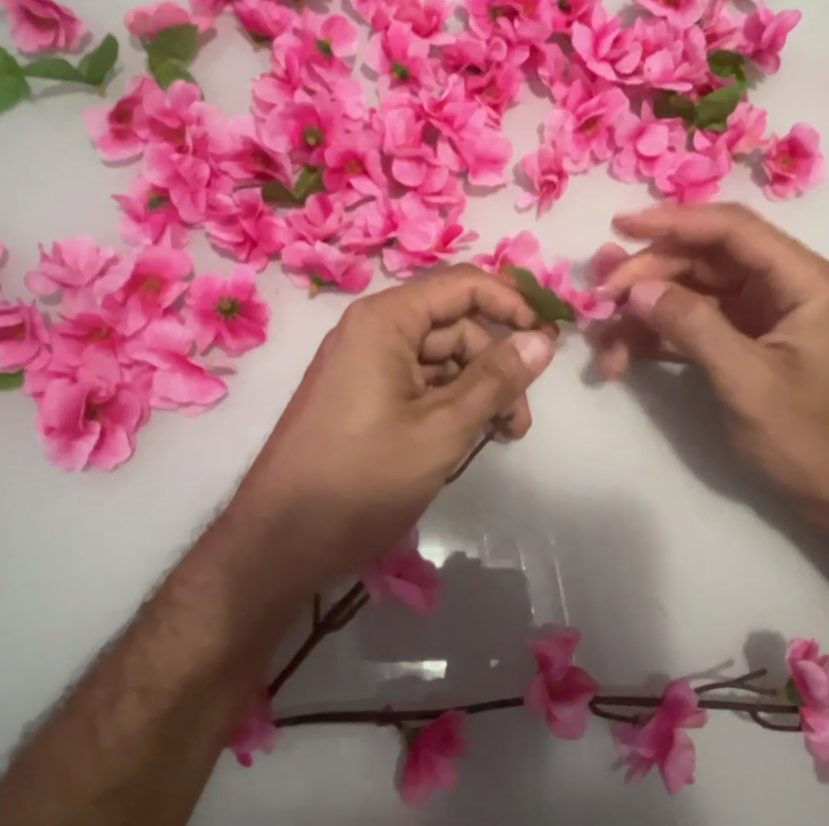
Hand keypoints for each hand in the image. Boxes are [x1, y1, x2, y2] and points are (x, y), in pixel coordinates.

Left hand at [229, 265, 555, 596]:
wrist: (280, 542)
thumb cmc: (362, 478)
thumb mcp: (442, 429)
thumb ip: (496, 379)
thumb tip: (543, 338)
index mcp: (385, 320)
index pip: (464, 285)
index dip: (511, 305)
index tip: (548, 342)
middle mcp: (373, 331)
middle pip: (454, 325)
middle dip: (496, 364)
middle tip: (520, 419)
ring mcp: (365, 366)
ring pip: (441, 359)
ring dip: (477, 390)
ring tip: (501, 437)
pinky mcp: (362, 398)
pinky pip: (418, 384)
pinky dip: (449, 406)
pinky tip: (466, 442)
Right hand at [592, 204, 828, 514]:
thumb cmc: (805, 435)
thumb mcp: (746, 380)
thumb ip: (692, 326)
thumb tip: (637, 289)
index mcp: (803, 280)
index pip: (732, 230)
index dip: (675, 222)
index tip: (622, 224)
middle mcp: (781, 284)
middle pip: (702, 257)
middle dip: (648, 275)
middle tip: (600, 298)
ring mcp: (757, 312)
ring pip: (688, 289)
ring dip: (643, 309)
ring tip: (601, 336)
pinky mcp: (738, 339)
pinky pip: (687, 321)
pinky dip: (653, 335)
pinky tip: (618, 357)